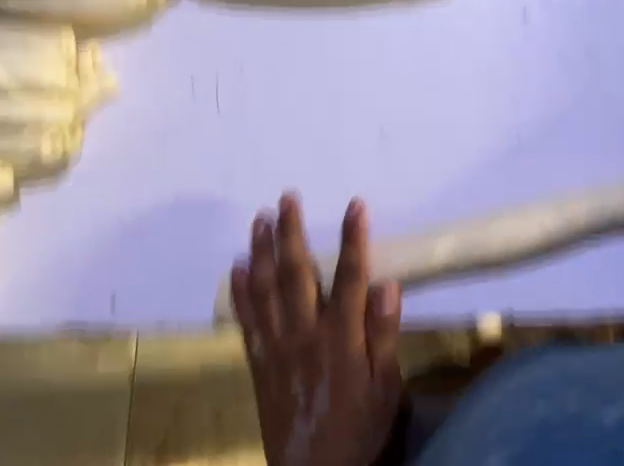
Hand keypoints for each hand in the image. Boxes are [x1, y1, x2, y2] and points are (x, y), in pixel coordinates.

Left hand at [231, 194, 404, 465]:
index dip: (352, 238)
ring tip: (260, 219)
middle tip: (287, 197)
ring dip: (262, 251)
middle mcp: (305, 334)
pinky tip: (236, 267)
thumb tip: (387, 284)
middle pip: (297, 273)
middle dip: (293, 232)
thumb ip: (384, 335)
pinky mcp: (258, 363)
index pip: (349, 276)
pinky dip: (240, 292)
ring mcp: (277, 347)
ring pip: (266, 290)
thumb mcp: (386, 387)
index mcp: (341, 337)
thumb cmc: (359, 427)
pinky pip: (246, 321)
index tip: (355, 203)